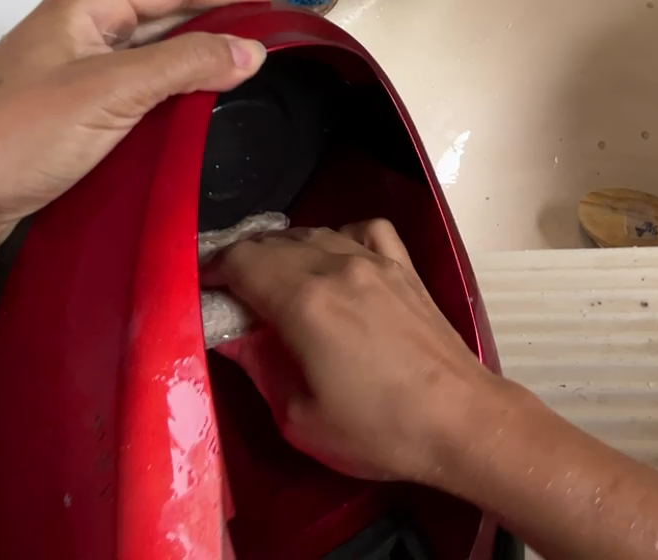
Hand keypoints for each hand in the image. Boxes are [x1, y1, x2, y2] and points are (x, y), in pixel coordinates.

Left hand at [0, 0, 275, 233]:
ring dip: (194, 52)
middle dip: (213, 14)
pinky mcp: (70, 112)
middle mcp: (77, 32)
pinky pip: (137, 85)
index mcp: (82, 10)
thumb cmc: (19, 133)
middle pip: (160, 13)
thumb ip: (187, 64)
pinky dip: (173, 87)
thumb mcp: (113, 89)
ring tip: (240, 59)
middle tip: (263, 23)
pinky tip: (195, 103)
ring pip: (149, 51)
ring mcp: (70, 73)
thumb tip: (253, 51)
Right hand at [201, 220, 512, 483]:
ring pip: (316, 232)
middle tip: (229, 289)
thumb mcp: (298, 416)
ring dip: (286, 248)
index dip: (213, 268)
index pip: (243, 261)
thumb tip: (235, 334)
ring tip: (273, 277)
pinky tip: (336, 257)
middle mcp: (339, 266)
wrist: (457, 418)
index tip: (201, 285)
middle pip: (275, 242)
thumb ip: (260, 364)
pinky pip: (366, 229)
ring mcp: (377, 260)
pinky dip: (341, 235)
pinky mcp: (405, 266)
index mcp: (306, 300)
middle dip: (244, 259)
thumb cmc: (377, 428)